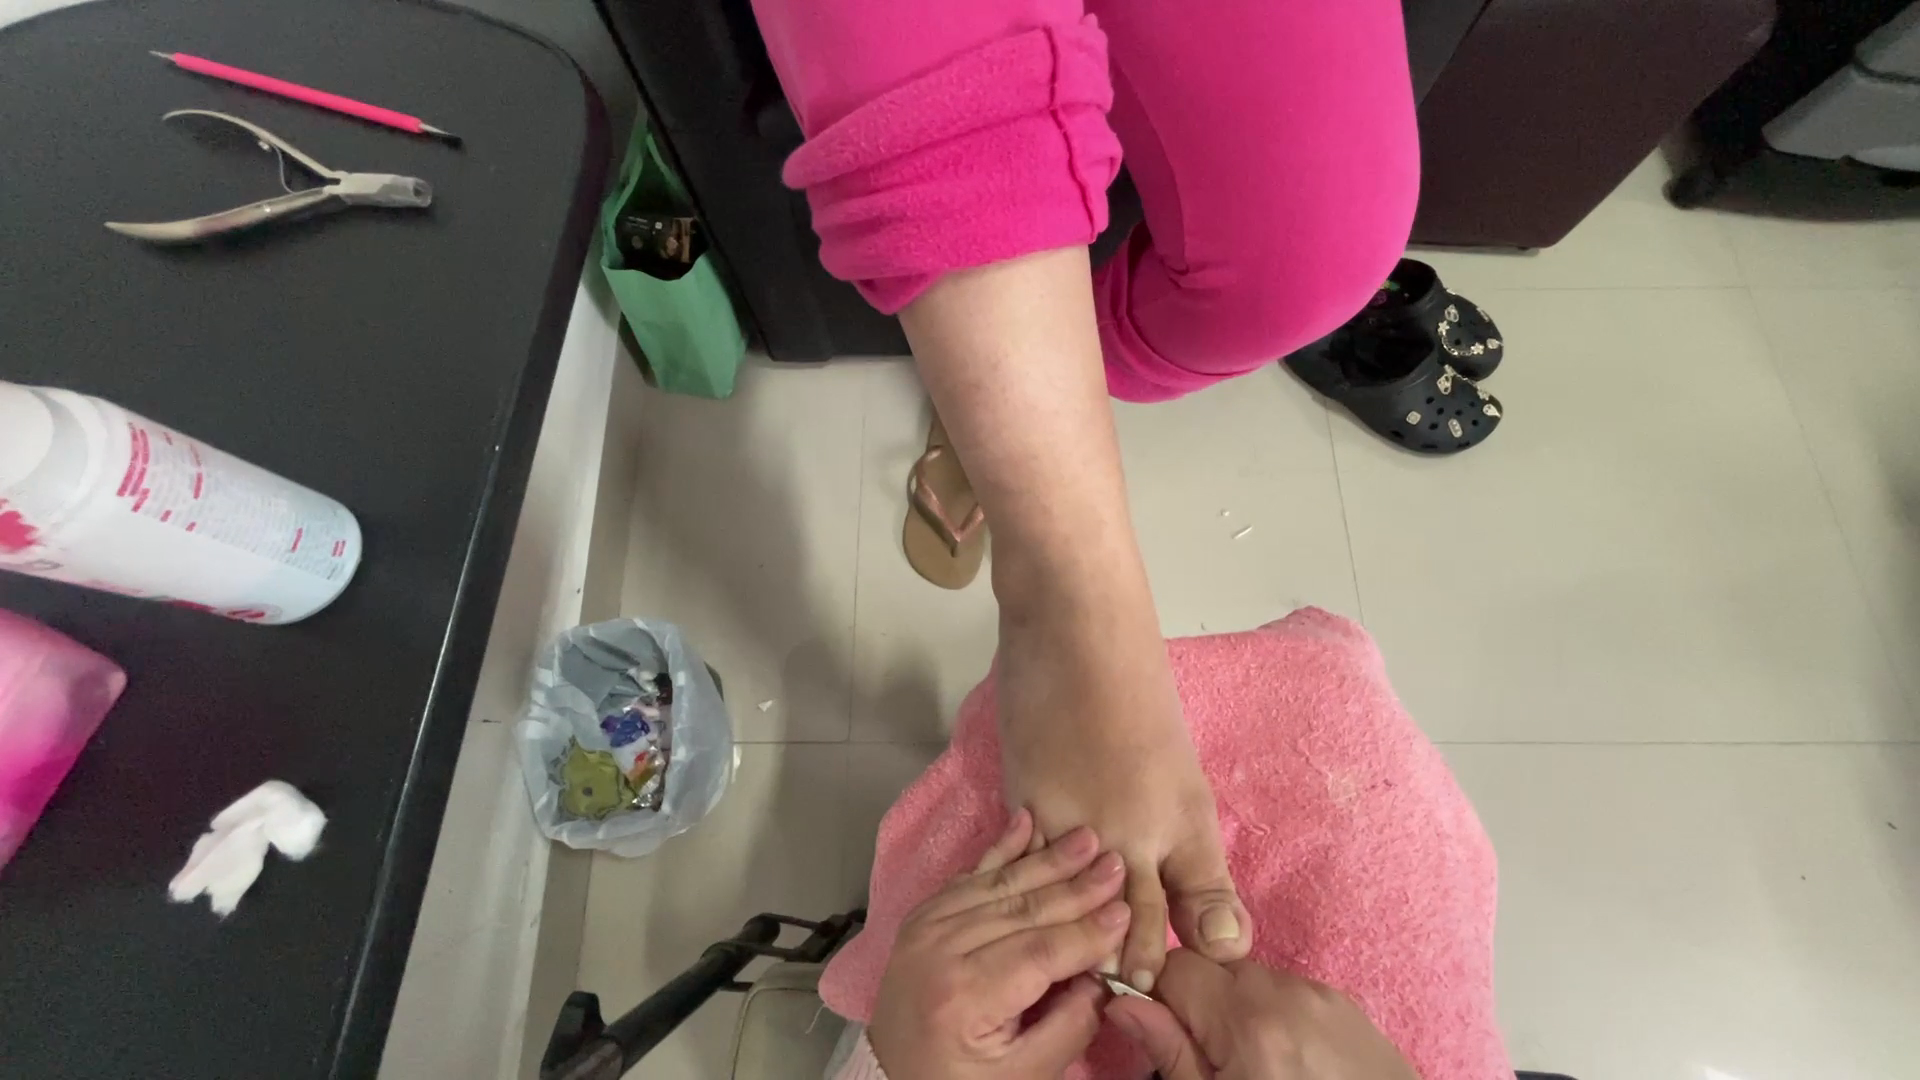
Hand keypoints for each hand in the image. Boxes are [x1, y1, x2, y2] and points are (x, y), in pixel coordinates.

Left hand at [868, 809, 1131, 1079]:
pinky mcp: (925, 912)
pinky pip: (970, 874)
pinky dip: (1001, 848)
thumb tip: (1104, 974)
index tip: (1127, 909)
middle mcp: (942, 949)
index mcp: (965, 996)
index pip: (1039, 953)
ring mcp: (928, 924)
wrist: (891, 1075)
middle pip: (1022, 909)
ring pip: (1000, 884)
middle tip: (1115, 861)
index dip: (1086, 931)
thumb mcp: (1021, 1077)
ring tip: (1086, 838)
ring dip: (1046, 859)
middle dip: (1075, 885)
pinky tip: (1025, 821)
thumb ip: (1067, 1026)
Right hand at [997, 602, 1251, 994]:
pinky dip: (1027, 899)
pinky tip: (1015, 924)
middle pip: (1135, 933)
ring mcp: (1080, 827)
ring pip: (1076, 916)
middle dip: (1130, 971)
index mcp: (1188, 822)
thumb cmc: (1135, 684)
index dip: (1194, 961)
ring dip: (1073, 947)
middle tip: (1120, 1003)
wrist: (1079, 632)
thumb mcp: (1178, 761)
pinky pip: (1030, 874)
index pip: (1201, 920)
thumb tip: (1185, 889)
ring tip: (1066, 979)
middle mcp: (1140, 839)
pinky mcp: (1027, 806)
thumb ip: (1178, 833)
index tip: (1181, 987)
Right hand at [1104, 950, 1420, 1079]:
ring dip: (1238, 1012)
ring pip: (1250, 981)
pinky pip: (1289, 994)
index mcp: (1249, 1021)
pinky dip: (1276, 1018)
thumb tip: (1121, 1001)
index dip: (1158, 996)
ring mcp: (1323, 995)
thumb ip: (1171, 1054)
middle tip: (1213, 1064)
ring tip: (1257, 1070)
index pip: (1173, 966)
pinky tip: (1292, 1066)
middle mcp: (1286, 992)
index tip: (1163, 1035)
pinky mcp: (1349, 1007)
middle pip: (1213, 971)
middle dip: (1200, 1007)